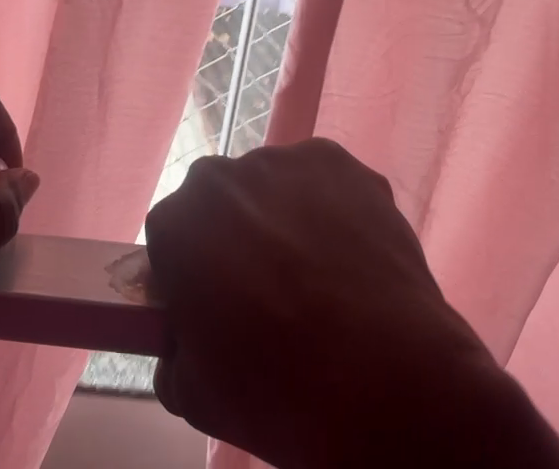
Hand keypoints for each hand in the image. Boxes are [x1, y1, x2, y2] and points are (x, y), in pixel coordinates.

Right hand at [145, 138, 558, 468]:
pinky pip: (322, 183)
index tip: (217, 309)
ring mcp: (282, 163)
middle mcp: (218, 178)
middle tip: (268, 296)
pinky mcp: (340, 163)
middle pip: (217, 206)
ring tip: (320, 279)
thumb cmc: (279, 389)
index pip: (170, 241)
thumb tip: (185, 345)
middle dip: (233, 240)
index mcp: (174, 223)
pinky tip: (350, 257)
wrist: (388, 380)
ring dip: (281, 220)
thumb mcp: (194, 396)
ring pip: (270, 189)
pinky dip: (331, 210)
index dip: (191, 276)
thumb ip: (173, 356)